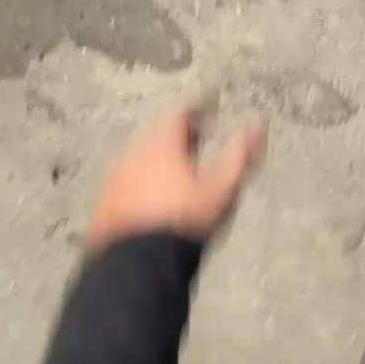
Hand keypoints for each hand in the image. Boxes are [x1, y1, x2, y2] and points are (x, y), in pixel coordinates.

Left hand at [86, 91, 266, 253]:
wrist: (136, 265)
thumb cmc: (186, 218)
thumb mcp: (224, 184)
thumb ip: (242, 149)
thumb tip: (258, 119)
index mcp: (162, 143)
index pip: (181, 110)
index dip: (200, 102)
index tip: (214, 98)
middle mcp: (133, 154)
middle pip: (157, 128)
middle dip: (180, 125)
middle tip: (201, 128)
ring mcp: (115, 178)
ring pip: (141, 151)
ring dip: (163, 147)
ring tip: (183, 157)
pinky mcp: (106, 201)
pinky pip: (130, 172)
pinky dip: (147, 168)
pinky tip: (159, 185)